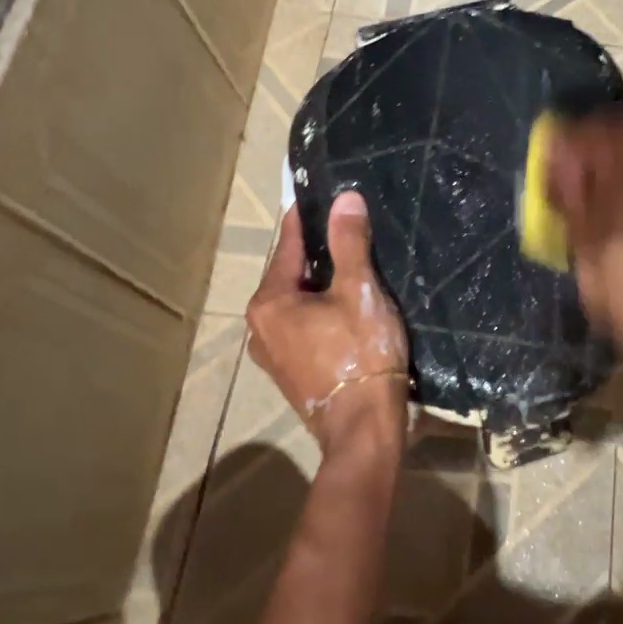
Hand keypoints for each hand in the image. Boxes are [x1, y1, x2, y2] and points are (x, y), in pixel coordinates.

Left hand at [247, 192, 407, 452]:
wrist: (363, 427)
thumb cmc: (360, 353)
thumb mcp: (359, 291)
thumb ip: (349, 243)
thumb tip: (345, 199)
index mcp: (269, 301)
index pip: (286, 245)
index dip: (306, 219)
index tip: (320, 195)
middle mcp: (259, 326)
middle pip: (289, 275)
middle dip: (315, 254)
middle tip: (346, 231)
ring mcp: (272, 354)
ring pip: (295, 304)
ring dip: (318, 286)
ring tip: (350, 268)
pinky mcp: (289, 373)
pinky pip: (301, 328)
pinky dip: (319, 312)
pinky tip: (345, 309)